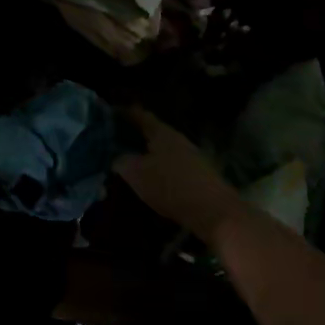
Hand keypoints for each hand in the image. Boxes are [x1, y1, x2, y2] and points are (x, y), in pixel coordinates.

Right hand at [112, 109, 243, 239]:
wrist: (213, 211)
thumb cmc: (170, 186)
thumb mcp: (136, 174)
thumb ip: (122, 162)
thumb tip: (117, 158)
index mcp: (163, 133)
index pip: (142, 116)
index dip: (127, 114)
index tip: (112, 114)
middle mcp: (178, 140)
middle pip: (153, 133)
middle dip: (135, 135)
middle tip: (114, 139)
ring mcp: (191, 157)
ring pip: (162, 150)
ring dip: (146, 153)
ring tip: (128, 160)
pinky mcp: (197, 174)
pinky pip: (170, 164)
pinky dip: (157, 166)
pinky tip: (148, 177)